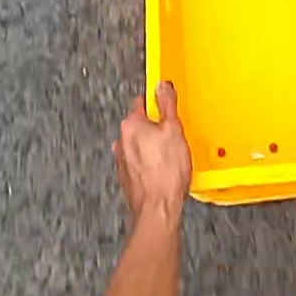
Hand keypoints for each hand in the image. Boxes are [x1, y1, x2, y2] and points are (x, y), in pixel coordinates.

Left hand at [115, 82, 191, 227]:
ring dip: (151, 146)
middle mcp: (122, 140)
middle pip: (140, 124)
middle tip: (173, 134)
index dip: (156, 102)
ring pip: (139, 144)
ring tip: (170, 156)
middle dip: (155, 127)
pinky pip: (138, 162)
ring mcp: (122, 160)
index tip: (165, 103)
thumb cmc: (165, 173)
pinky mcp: (127, 178)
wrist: (158, 210)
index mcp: (131, 124)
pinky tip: (162, 170)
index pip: (141, 102)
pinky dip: (148, 163)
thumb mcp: (174, 130)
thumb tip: (162, 85)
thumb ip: (167, 104)